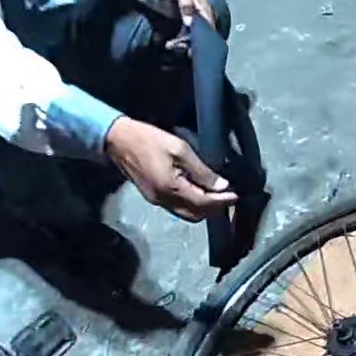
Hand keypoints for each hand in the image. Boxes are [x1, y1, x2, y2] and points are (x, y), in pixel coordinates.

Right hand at [103, 117, 236, 221]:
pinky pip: (178, 209)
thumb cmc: (149, 140)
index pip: (204, 203)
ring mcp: (157, 202)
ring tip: (216, 195)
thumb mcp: (180, 149)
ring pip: (187, 215)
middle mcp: (164, 201)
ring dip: (204, 209)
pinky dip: (192, 205)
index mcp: (172, 189)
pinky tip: (199, 192)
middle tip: (228, 195)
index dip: (222, 201)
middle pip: (197, 215)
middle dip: (215, 208)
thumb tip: (221, 185)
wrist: (118, 141)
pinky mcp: (153, 198)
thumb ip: (201, 170)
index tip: (236, 196)